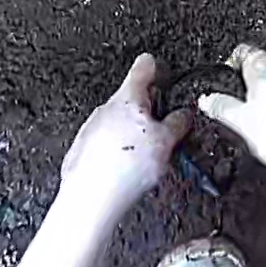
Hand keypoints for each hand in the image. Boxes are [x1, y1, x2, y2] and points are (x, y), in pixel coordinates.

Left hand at [60, 54, 190, 218]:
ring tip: (143, 157)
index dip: (154, 66)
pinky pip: (104, 143)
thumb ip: (177, 123)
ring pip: (117, 122)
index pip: (143, 68)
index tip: (157, 66)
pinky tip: (124, 169)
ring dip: (130, 133)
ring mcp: (91, 128)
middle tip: (161, 128)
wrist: (90, 200)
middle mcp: (106, 108)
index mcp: (128, 98)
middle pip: (131, 99)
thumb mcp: (166, 142)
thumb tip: (183, 115)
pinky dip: (115, 151)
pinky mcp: (82, 150)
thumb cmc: (124, 168)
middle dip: (146, 111)